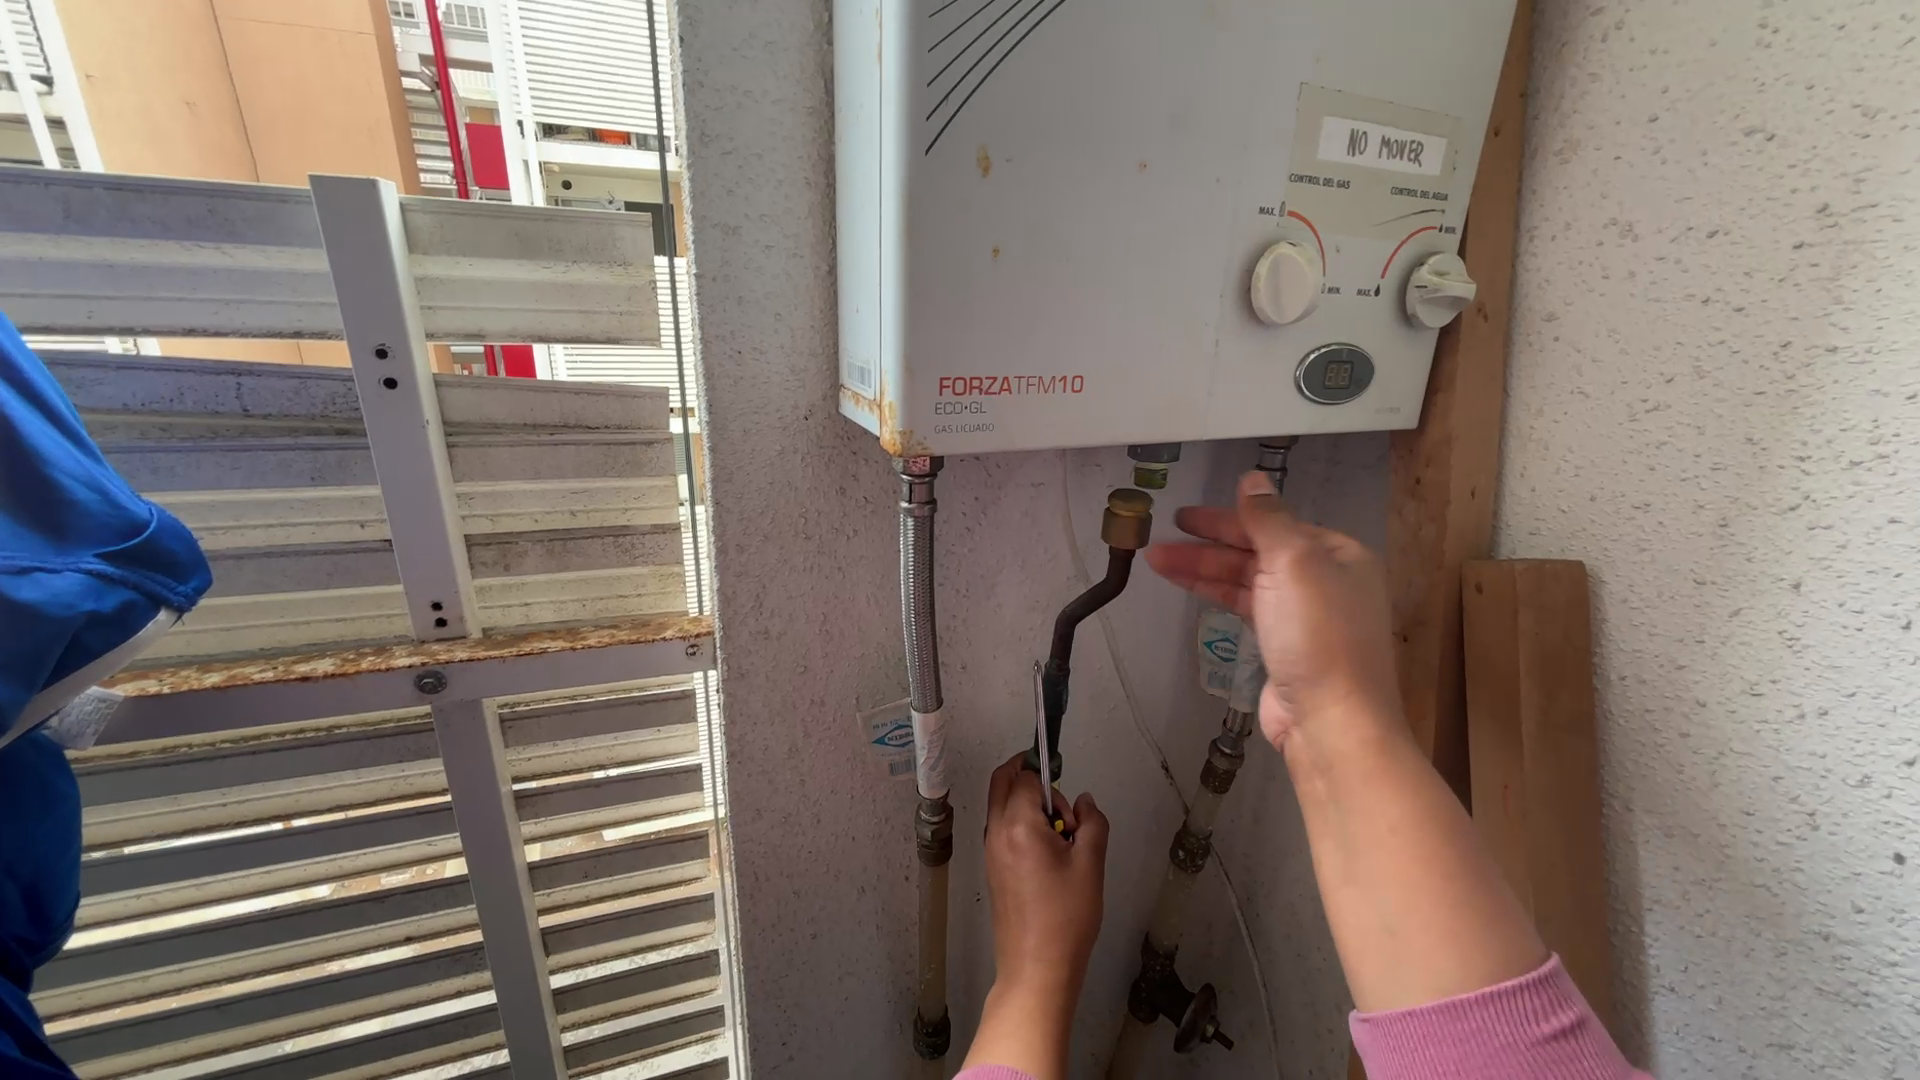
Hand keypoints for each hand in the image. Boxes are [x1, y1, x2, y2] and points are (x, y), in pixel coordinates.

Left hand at [963, 753, 1109, 1078]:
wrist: (1038, 968)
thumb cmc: (1066, 916)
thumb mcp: (1090, 864)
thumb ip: (1092, 822)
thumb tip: (1085, 802)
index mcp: (1017, 824)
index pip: (1025, 777)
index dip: (1050, 781)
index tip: (1072, 807)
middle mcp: (996, 831)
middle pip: (1002, 781)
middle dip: (1028, 777)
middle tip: (1060, 803)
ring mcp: (990, 850)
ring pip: (1001, 804)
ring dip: (1026, 803)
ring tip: (1061, 835)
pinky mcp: (993, 867)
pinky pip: (1002, 828)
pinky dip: (1022, 824)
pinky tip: (1050, 853)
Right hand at [1145, 471, 1401, 749]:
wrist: (1331, 719)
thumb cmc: (1317, 634)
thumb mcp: (1293, 564)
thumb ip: (1268, 518)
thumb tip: (1253, 477)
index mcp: (1336, 553)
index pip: (1272, 524)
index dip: (1226, 518)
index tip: (1183, 516)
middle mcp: (1323, 578)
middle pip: (1254, 551)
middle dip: (1205, 546)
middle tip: (1160, 540)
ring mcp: (1303, 614)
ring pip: (1244, 580)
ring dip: (1201, 569)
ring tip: (1156, 562)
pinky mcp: (1284, 644)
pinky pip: (1245, 606)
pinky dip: (1216, 594)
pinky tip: (1190, 588)